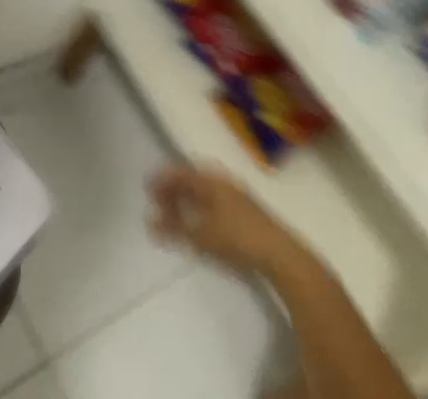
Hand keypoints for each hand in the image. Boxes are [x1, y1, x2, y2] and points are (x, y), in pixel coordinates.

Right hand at [147, 166, 303, 275]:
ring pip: (205, 196)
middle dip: (173, 193)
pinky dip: (200, 214)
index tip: (147, 190)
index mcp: (212, 182)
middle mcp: (224, 184)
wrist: (280, 255)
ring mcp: (237, 199)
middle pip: (193, 183)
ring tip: (174, 221)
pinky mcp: (246, 215)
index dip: (163, 180)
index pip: (181, 173)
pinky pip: (215, 207)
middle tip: (158, 207)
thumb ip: (173, 228)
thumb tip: (150, 222)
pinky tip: (197, 231)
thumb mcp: (200, 235)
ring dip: (187, 205)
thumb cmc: (236, 238)